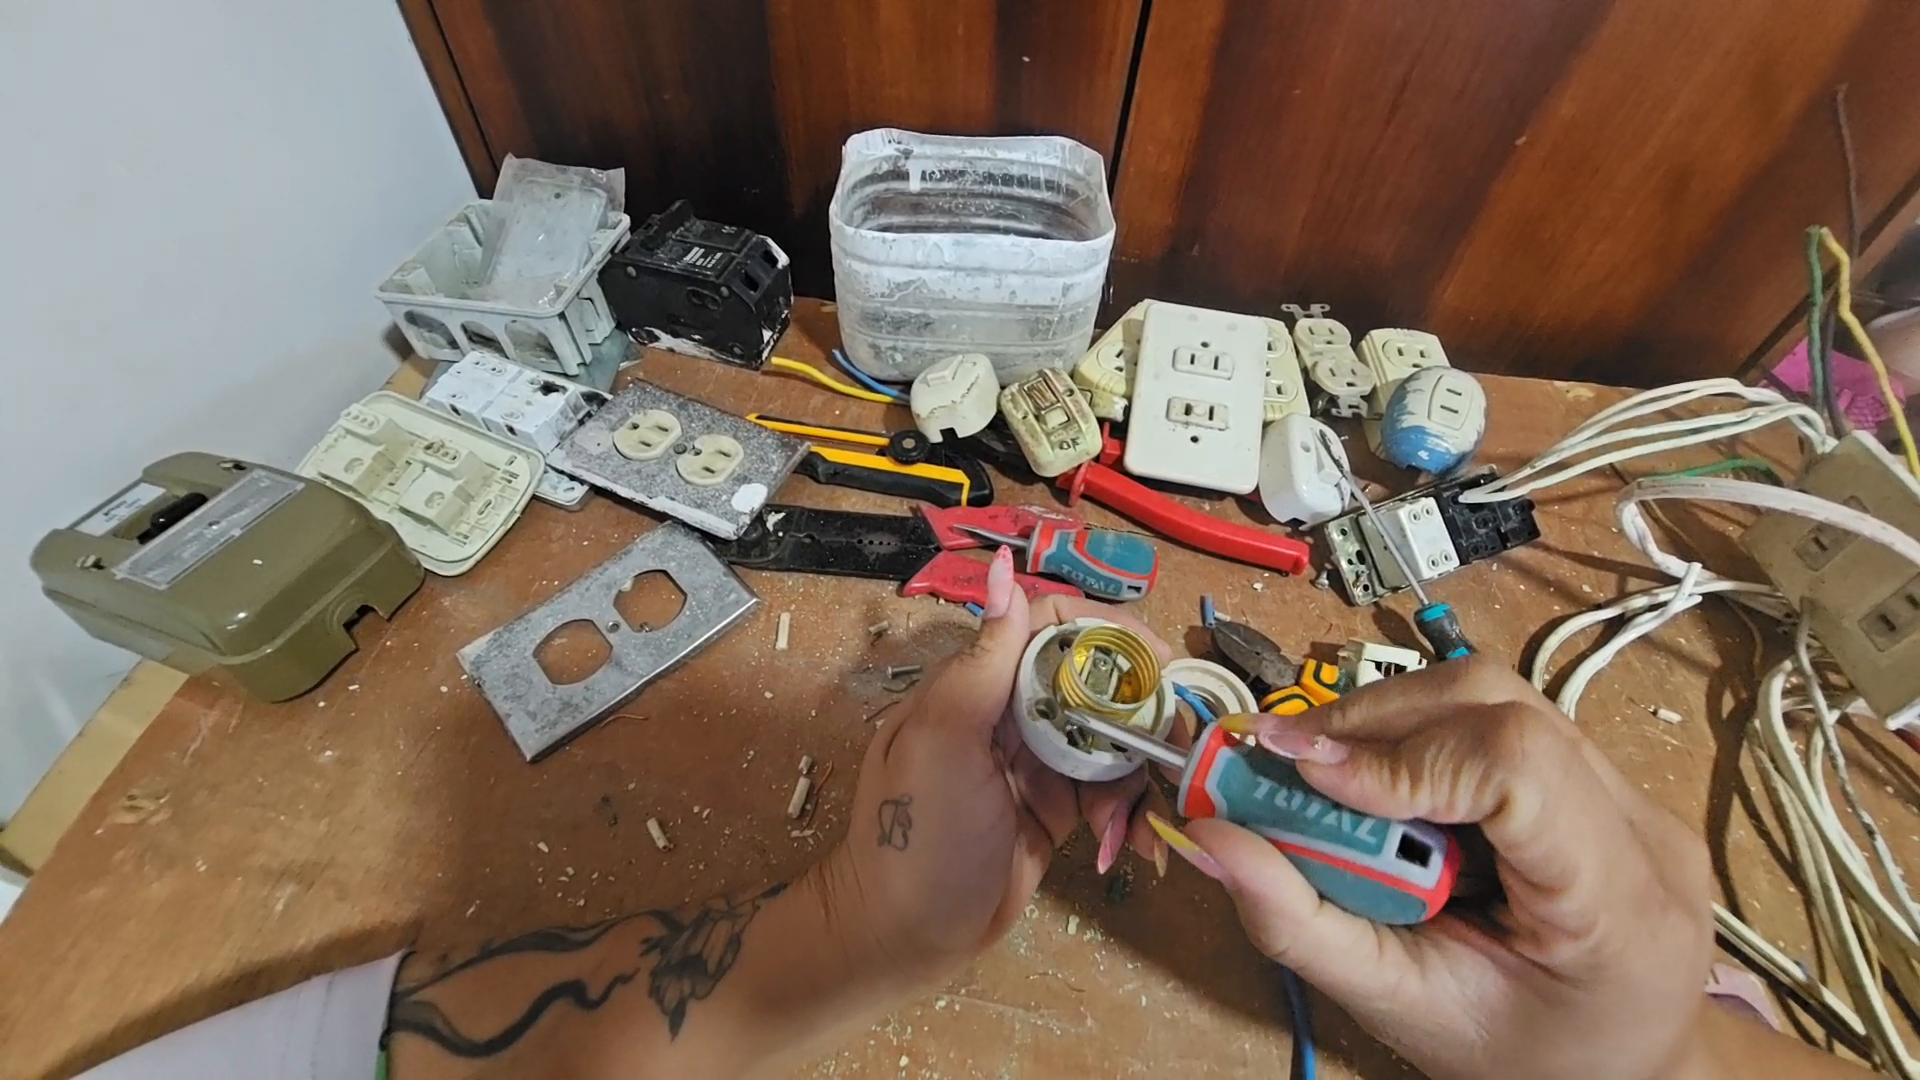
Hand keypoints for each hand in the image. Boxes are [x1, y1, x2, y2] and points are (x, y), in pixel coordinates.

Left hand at [814, 547, 1173, 989]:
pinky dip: (1128, 814)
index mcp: (985, 680)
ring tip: (1141, 824)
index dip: (1109, 632)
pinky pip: (1111, 791)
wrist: (904, 935)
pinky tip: (1128, 848)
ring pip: (1114, 738)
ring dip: (1139, 776)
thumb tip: (1001, 565)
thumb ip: (985, 656)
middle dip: (1142, 713)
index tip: (1161, 662)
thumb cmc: (918, 831)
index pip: (1055, 625)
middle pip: (1097, 681)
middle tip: (1178, 752)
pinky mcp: (1060, 805)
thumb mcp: (944, 737)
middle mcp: (1016, 709)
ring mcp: (1041, 759)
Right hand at [1152, 658, 1717, 1079]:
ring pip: (1481, 690)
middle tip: (1282, 758)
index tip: (1298, 770)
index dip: (1396, 755)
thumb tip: (1206, 836)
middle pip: (1489, 703)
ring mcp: (1616, 784)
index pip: (1515, 766)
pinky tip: (1369, 770)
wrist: (1612, 1055)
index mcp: (1617, 902)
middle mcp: (1634, 821)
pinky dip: (1401, 724)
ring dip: (1378, 715)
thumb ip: (1296, 923)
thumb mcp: (1396, 1005)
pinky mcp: (1582, 767)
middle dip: (1366, 720)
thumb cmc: (1513, 1048)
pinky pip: (1478, 709)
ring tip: (1319, 762)